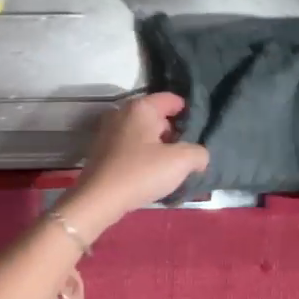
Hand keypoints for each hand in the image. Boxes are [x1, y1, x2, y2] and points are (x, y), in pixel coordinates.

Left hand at [59, 93, 208, 235]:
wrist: (99, 199)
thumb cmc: (141, 173)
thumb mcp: (181, 161)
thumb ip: (198, 153)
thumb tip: (199, 156)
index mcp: (140, 107)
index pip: (171, 99)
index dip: (189, 113)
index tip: (200, 132)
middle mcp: (122, 113)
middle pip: (157, 117)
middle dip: (174, 133)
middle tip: (187, 154)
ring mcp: (108, 131)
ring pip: (143, 134)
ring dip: (158, 147)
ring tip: (172, 167)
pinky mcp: (102, 151)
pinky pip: (131, 147)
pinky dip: (143, 156)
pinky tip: (151, 174)